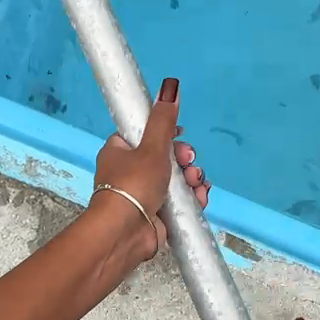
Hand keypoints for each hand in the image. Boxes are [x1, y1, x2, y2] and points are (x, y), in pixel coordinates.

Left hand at [89, 77, 210, 258]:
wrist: (124, 233)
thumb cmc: (133, 184)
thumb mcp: (152, 146)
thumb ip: (163, 120)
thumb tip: (169, 86)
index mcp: (119, 152)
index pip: (144, 134)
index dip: (166, 133)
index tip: (181, 134)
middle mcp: (128, 172)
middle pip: (165, 157)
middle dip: (184, 158)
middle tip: (189, 162)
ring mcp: (142, 194)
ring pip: (175, 179)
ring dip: (192, 178)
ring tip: (197, 182)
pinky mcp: (155, 214)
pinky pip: (179, 201)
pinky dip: (192, 198)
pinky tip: (200, 197)